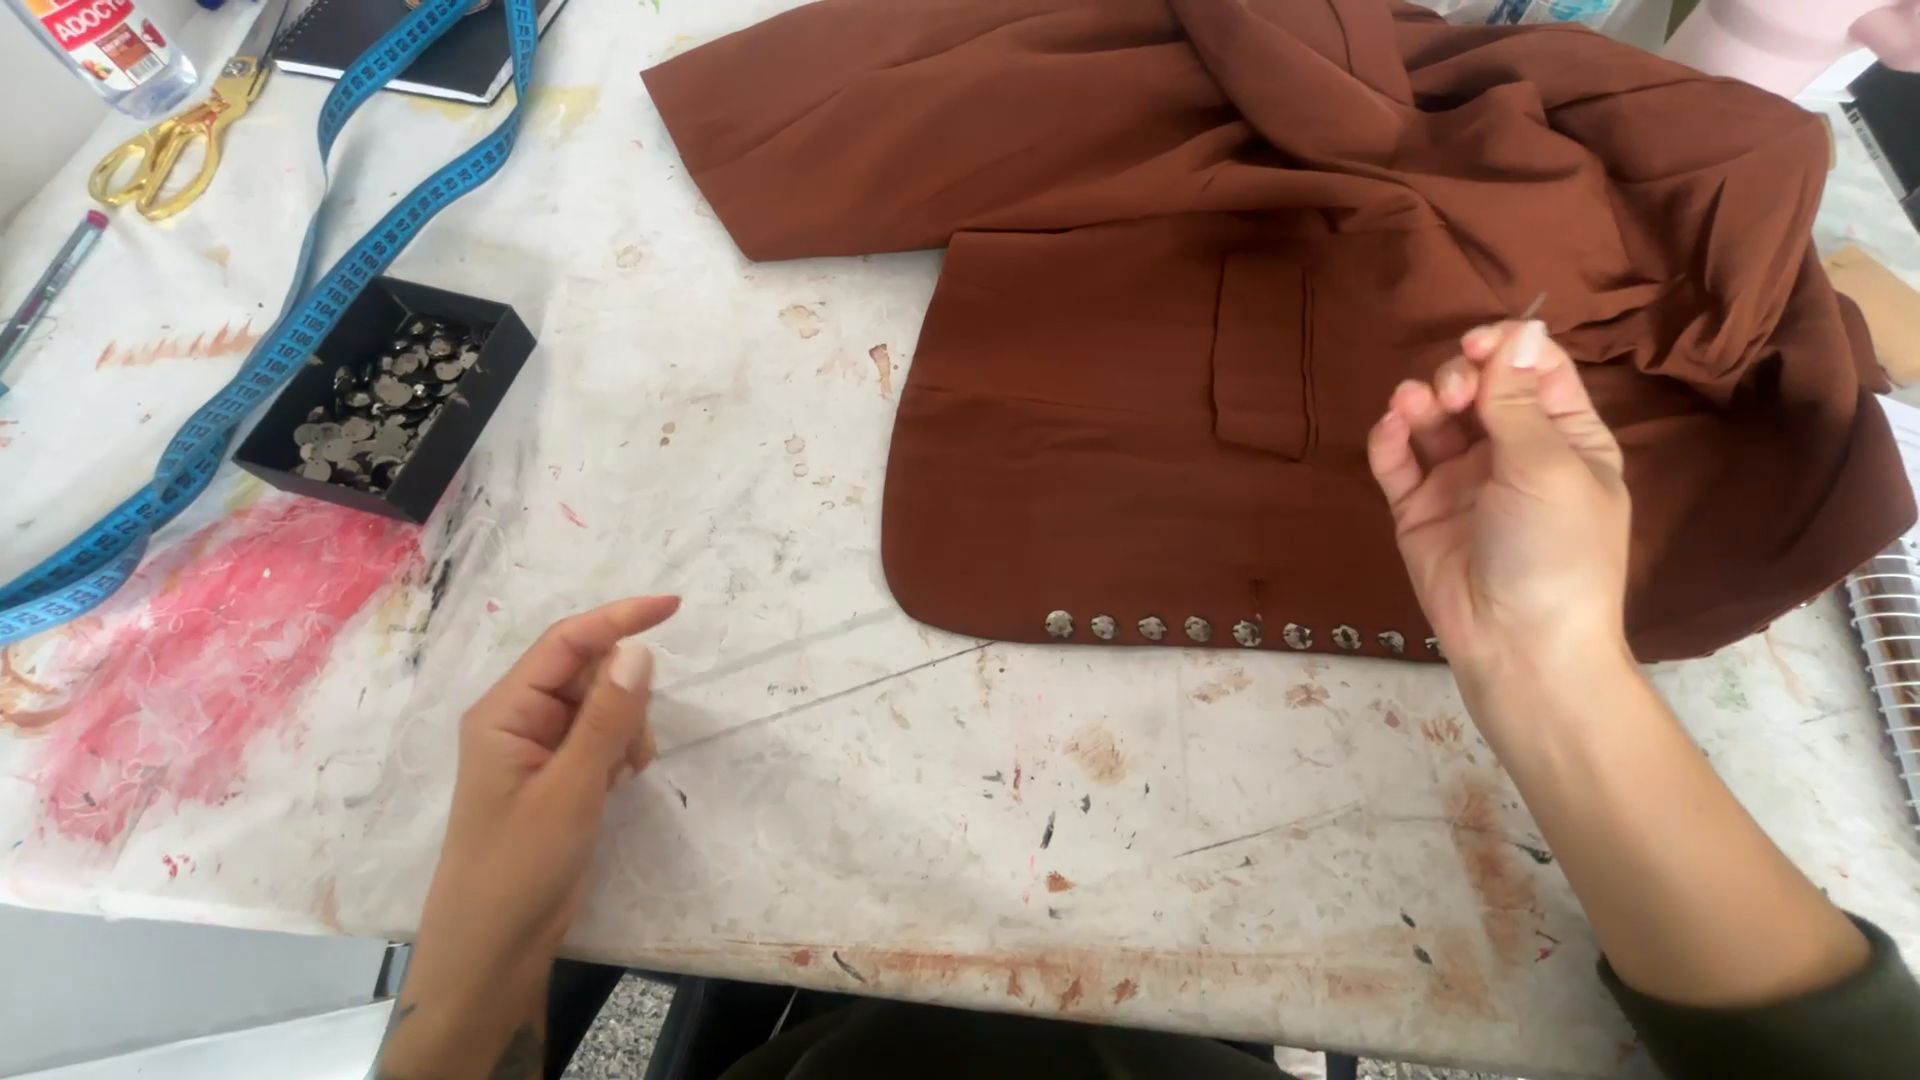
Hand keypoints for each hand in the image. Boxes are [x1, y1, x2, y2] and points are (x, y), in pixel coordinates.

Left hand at [378, 595, 679, 1078]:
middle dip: (625, 698)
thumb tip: (640, 649)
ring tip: (622, 776)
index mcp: (505, 711)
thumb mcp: (571, 789)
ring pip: (605, 704)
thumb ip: (607, 717)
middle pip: (590, 671)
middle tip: (631, 750)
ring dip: (627, 729)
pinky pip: (605, 734)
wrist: (496, 947)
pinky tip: (618, 784)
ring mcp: (542, 745)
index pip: (568, 642)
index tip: (674, 607)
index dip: (620, 618)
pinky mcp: (561, 770)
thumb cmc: (519, 866)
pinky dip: (623, 749)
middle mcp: (521, 718)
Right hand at [1366, 320, 1630, 679]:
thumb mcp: (1548, 468)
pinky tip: (1389, 428)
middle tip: (1450, 396)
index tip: (1475, 342)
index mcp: (1563, 439)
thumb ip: (1518, 401)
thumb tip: (1520, 327)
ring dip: (1419, 403)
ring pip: (1431, 422)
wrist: (1516, 638)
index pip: (1533, 372)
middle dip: (1457, 379)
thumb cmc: (1555, 550)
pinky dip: (1388, 440)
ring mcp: (1457, 481)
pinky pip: (1397, 463)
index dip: (1504, 348)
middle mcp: (1509, 453)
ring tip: (1411, 405)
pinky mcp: (1415, 508)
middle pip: (1476, 391)